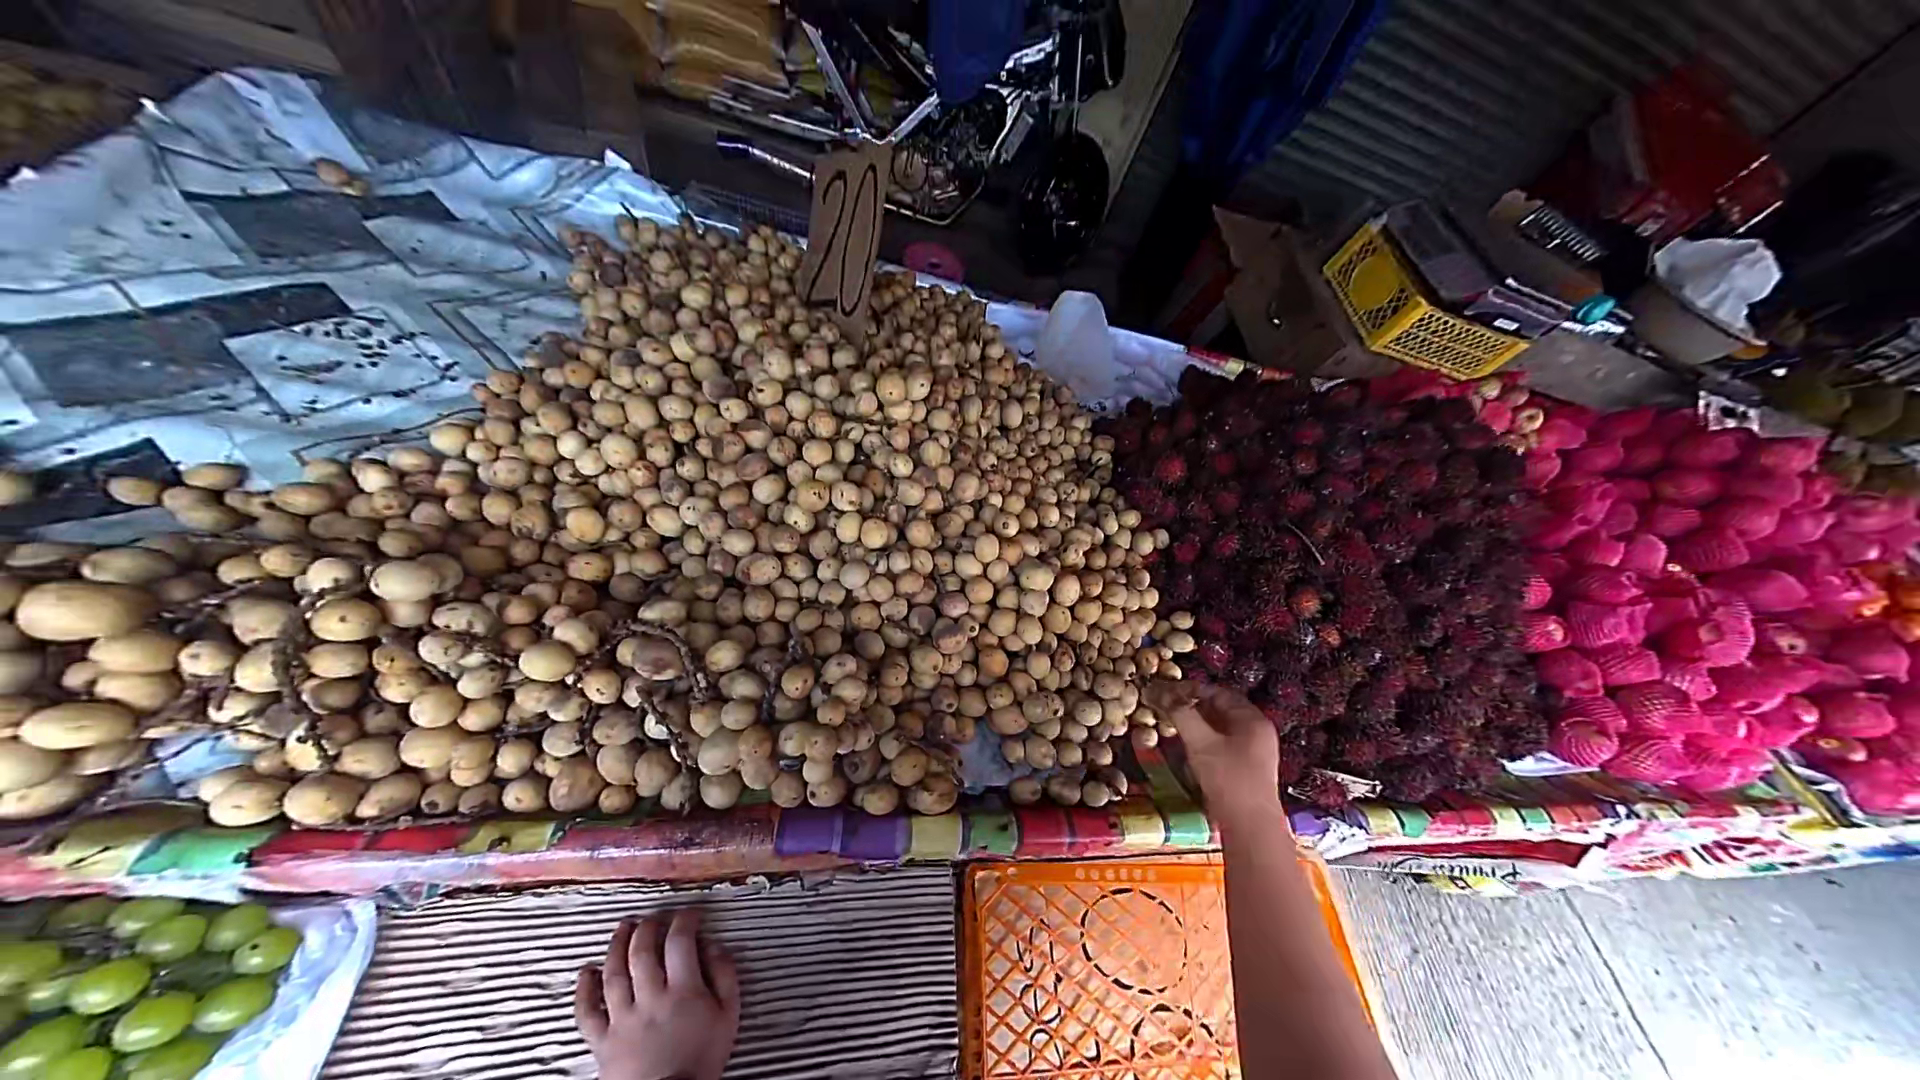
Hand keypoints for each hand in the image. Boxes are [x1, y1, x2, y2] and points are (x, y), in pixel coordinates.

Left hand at [575, 909, 740, 1079]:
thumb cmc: (702, 1059)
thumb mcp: (729, 1015)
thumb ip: (725, 976)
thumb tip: (715, 945)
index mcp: (683, 990)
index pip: (680, 941)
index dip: (685, 919)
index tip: (690, 914)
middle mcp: (650, 997)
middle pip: (642, 950)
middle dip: (649, 926)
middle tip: (655, 917)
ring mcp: (622, 1019)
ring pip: (614, 973)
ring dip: (618, 944)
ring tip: (624, 927)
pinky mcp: (602, 1041)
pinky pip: (586, 1012)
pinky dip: (584, 989)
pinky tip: (587, 970)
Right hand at [1144, 680, 1280, 812]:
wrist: (1250, 827)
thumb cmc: (1228, 779)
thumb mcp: (1201, 742)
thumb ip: (1181, 714)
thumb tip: (1161, 691)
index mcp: (1252, 720)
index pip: (1219, 693)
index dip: (1191, 690)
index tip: (1167, 692)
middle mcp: (1257, 732)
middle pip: (1221, 709)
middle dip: (1192, 706)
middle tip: (1167, 707)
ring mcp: (1254, 752)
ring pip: (1220, 728)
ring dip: (1196, 723)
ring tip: (1172, 724)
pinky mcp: (1247, 769)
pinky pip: (1223, 744)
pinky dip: (1204, 739)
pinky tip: (1187, 745)